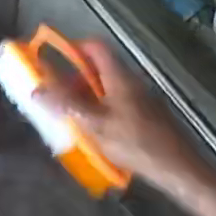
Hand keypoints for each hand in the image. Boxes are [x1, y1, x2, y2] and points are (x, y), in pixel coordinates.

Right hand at [35, 38, 215, 211]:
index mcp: (119, 76)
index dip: (73, 48)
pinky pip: (118, 102)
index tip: (54, 62)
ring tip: (73, 117)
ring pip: (108, 87)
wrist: (178, 169)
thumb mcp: (93, 125)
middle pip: (100, 67)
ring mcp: (142, 98)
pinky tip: (96, 132)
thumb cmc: (134, 143)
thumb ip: (65, 105)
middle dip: (75, 78)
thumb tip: (37, 89)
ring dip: (87, 96)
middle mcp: (131, 81)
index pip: (95, 46)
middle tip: (59, 96)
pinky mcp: (148, 115)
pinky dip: (102, 109)